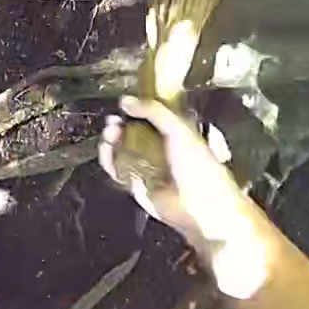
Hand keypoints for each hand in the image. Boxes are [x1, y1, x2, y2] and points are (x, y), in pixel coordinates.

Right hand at [98, 96, 252, 253]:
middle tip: (113, 121)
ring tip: (109, 133)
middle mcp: (160, 150)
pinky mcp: (137, 186)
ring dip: (112, 141)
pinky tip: (107, 150)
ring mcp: (147, 169)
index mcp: (175, 134)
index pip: (150, 117)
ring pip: (121, 151)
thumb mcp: (179, 129)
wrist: (201, 208)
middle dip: (120, 125)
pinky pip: (117, 171)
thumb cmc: (198, 167)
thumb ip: (153, 111)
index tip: (124, 104)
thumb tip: (126, 101)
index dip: (135, 110)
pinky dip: (109, 160)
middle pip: (131, 134)